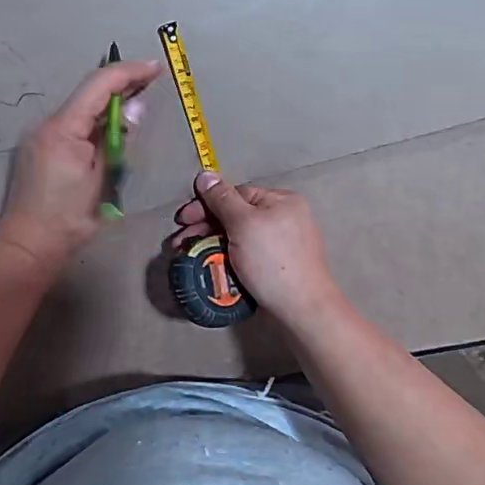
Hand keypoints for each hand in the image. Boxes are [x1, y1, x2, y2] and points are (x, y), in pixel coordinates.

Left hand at [0, 59, 161, 267]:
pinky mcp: (37, 149)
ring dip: (106, 105)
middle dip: (119, 85)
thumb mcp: (102, 179)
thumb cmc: (69, 217)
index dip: (128, 72)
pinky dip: (91, 121)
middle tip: (150, 81)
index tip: (154, 68)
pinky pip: (69, 125)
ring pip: (78, 110)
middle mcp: (46, 124)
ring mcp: (38, 136)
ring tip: (135, 102)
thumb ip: (117, 140)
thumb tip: (135, 108)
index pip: (98, 85)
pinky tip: (108, 129)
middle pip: (87, 94)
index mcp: (63, 128)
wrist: (28, 244)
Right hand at [172, 172, 343, 327]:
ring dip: (211, 243)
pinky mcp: (278, 264)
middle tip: (181, 242)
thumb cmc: (273, 262)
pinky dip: (227, 256)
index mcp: (281, 200)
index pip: (234, 194)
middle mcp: (284, 217)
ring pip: (237, 235)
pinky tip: (213, 263)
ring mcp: (282, 242)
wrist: (303, 310)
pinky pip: (246, 252)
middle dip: (204, 227)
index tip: (183, 221)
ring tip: (191, 256)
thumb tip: (205, 174)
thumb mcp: (243, 224)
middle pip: (234, 215)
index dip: (205, 205)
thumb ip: (221, 198)